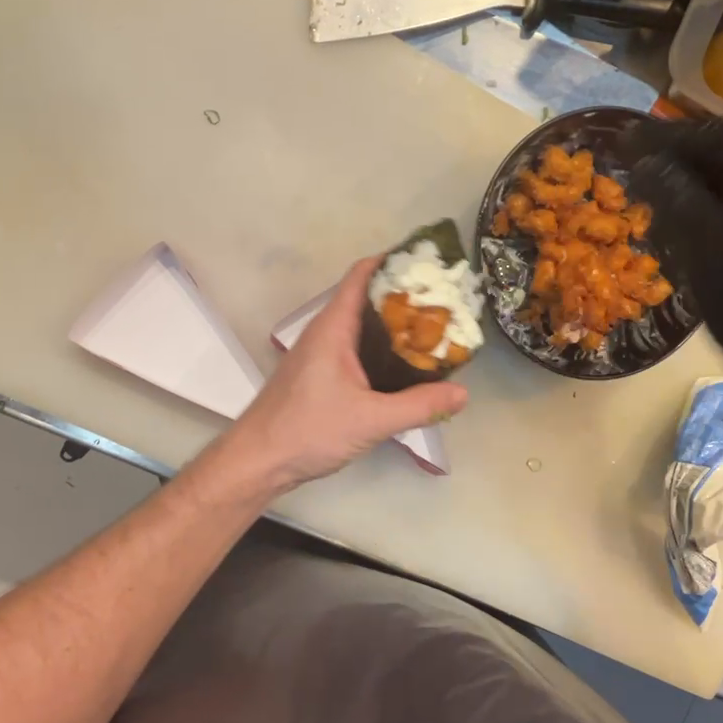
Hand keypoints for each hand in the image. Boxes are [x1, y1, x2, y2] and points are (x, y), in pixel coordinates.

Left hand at [218, 256, 468, 492]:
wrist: (259, 461)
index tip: (430, 265)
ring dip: (396, 328)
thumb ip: (419, 406)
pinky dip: (383, 353)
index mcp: (333, 327)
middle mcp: (326, 333)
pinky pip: (358, 352)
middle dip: (405, 298)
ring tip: (435, 334)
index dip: (395, 261)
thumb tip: (463, 394)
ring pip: (364, 329)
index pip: (363, 274)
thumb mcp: (371, 420)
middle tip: (445, 304)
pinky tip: (407, 371)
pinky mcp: (321, 377)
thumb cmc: (308, 431)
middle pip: (368, 299)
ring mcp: (321, 355)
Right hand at [625, 116, 722, 464]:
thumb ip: (679, 198)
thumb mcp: (711, 251)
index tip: (626, 135)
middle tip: (635, 159)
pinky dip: (721, 210)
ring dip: (700, 186)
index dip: (670, 138)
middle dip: (685, 160)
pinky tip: (689, 219)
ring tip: (654, 187)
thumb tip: (643, 158)